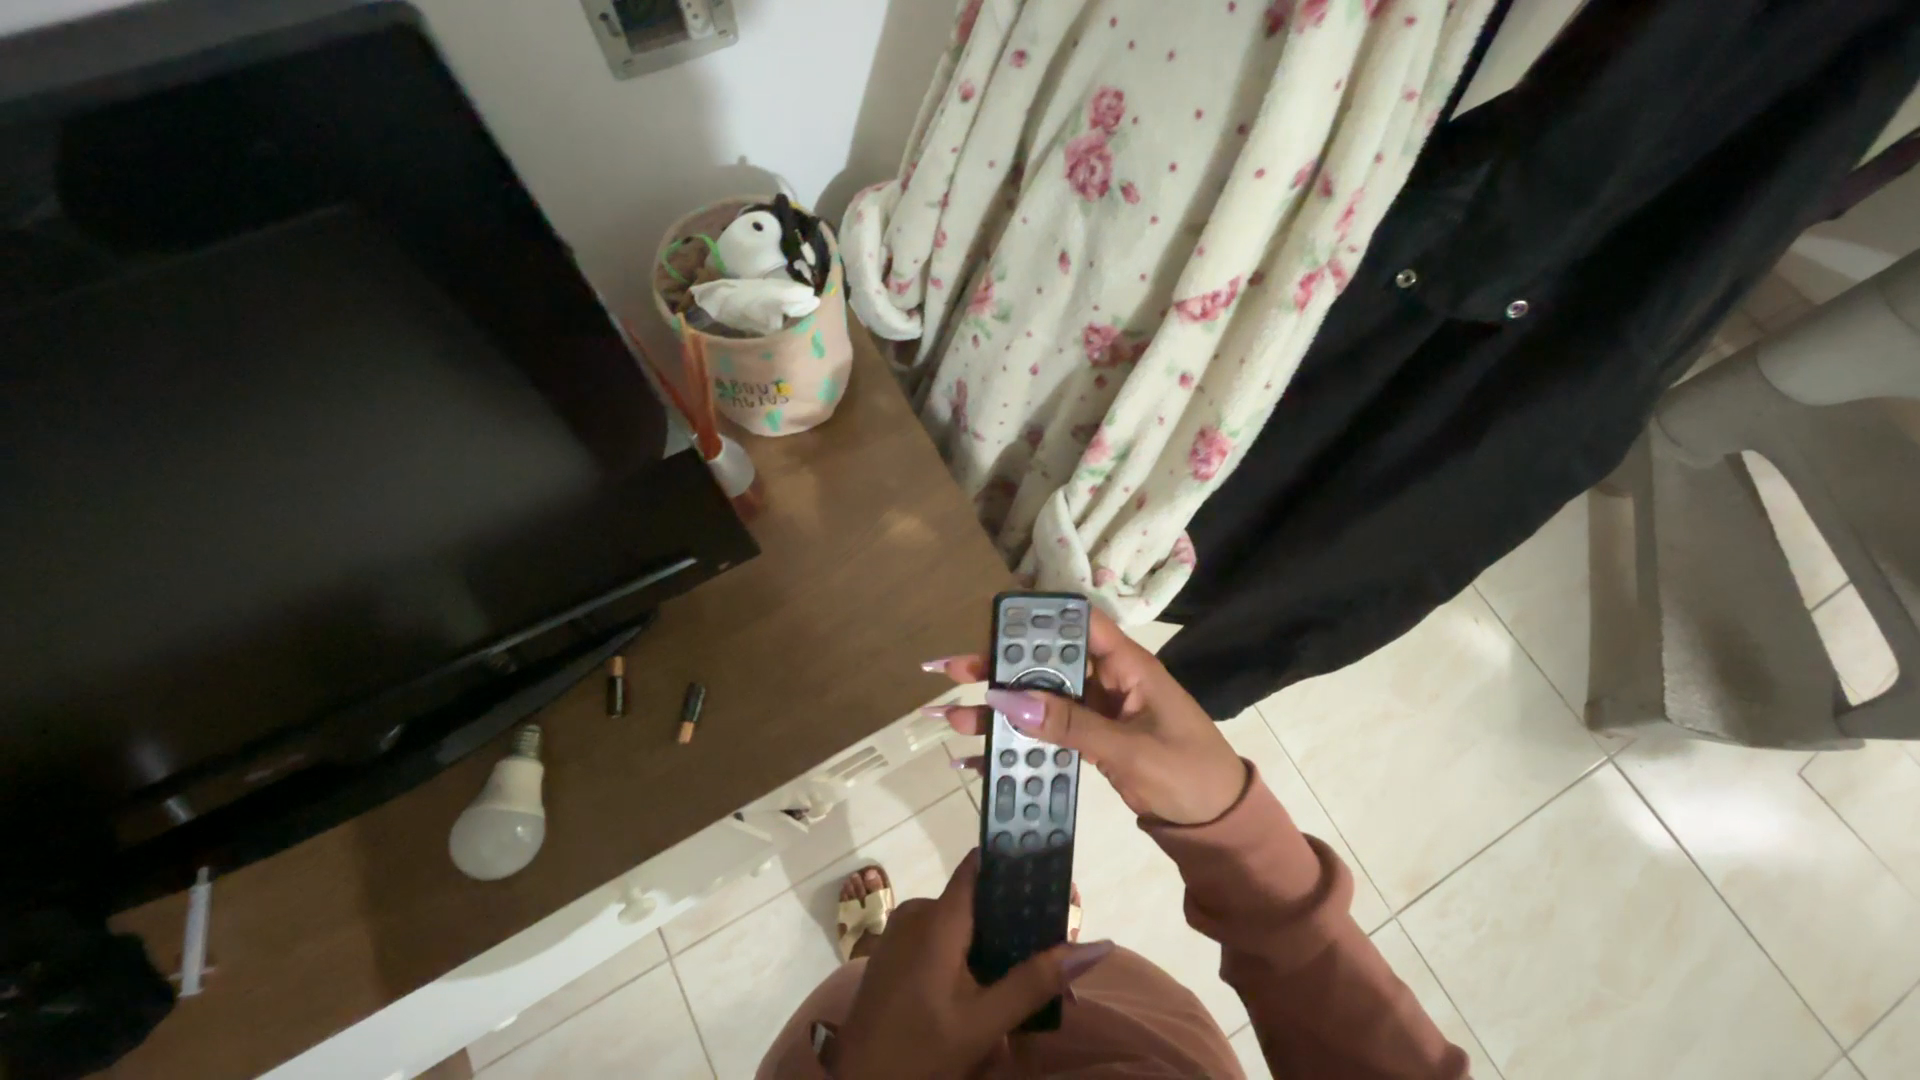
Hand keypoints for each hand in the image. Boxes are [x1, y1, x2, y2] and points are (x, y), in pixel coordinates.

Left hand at [828, 853, 1113, 1078]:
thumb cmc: (918, 1051)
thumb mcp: (983, 1023)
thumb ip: (1036, 981)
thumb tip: (1097, 946)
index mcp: (938, 918)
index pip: (980, 866)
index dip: (1016, 866)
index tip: (1053, 881)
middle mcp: (919, 912)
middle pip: (978, 902)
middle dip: (1017, 927)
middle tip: (1054, 955)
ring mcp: (903, 931)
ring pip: (962, 925)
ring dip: (994, 950)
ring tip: (1030, 984)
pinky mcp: (896, 952)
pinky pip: (942, 940)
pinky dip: (969, 958)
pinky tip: (990, 992)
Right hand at [928, 608, 1248, 825]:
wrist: (1219, 823)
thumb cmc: (1187, 774)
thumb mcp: (1129, 750)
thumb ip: (1070, 724)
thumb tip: (1006, 700)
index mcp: (1127, 665)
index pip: (1078, 623)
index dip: (1037, 619)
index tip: (992, 625)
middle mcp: (1108, 679)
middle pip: (1047, 662)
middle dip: (999, 666)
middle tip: (951, 671)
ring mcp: (1099, 710)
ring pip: (1040, 698)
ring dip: (999, 707)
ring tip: (950, 717)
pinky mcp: (1093, 739)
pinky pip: (1048, 730)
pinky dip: (1017, 739)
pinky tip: (978, 755)